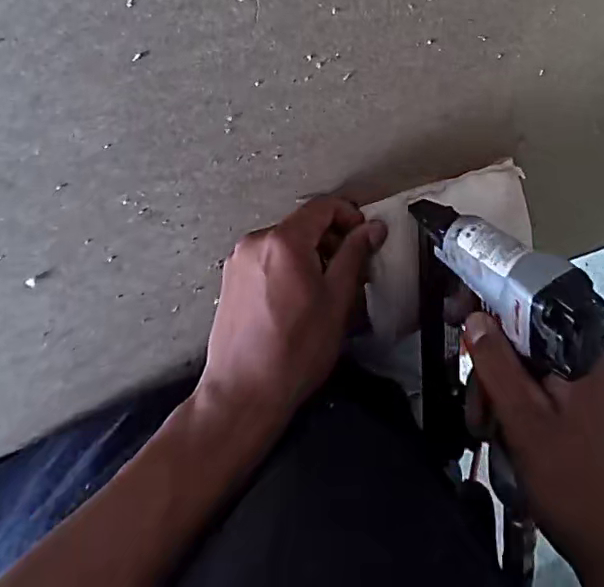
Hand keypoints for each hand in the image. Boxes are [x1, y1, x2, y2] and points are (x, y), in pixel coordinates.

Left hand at [196, 196, 385, 420]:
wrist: (243, 394)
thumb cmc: (292, 350)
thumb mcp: (337, 298)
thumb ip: (356, 253)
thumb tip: (371, 229)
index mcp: (283, 242)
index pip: (323, 207)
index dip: (351, 216)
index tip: (364, 235)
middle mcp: (256, 244)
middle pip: (304, 223)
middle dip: (333, 239)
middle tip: (352, 267)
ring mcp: (239, 263)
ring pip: (287, 242)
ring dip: (313, 254)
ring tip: (328, 288)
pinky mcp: (232, 281)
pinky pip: (269, 259)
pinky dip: (291, 267)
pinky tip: (302, 298)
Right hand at [463, 313, 603, 586]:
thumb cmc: (571, 478)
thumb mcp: (525, 420)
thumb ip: (497, 365)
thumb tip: (475, 317)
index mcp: (581, 347)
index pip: (530, 304)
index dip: (492, 308)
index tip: (460, 321)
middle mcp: (585, 357)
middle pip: (523, 341)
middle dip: (492, 372)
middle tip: (480, 415)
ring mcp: (582, 384)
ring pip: (526, 370)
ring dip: (499, 397)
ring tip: (492, 435)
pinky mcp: (578, 409)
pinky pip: (537, 392)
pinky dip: (516, 411)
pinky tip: (509, 441)